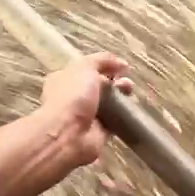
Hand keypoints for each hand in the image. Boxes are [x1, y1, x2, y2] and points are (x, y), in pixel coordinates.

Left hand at [36, 52, 133, 166]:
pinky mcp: (97, 133)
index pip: (85, 70)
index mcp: (63, 80)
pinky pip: (113, 122)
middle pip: (98, 87)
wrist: (68, 134)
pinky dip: (123, 117)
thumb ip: (101, 60)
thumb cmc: (72, 96)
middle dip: (115, 82)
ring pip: (108, 104)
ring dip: (121, 98)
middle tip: (126, 83)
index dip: (103, 66)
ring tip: (129, 93)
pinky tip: (131, 111)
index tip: (120, 67)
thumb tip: (121, 63)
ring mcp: (84, 117)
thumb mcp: (84, 67)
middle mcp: (72, 98)